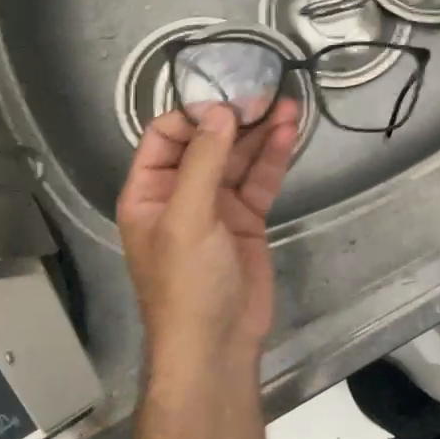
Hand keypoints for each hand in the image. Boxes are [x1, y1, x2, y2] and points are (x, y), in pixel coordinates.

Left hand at [117, 101, 300, 376]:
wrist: (217, 345)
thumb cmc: (186, 283)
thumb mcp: (187, 219)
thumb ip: (203, 161)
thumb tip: (220, 110)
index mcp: (149, 191)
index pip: (166, 136)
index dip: (194, 114)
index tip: (228, 98)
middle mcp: (181, 193)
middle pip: (208, 142)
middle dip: (235, 118)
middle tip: (265, 93)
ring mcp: (217, 206)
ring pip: (239, 158)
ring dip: (261, 133)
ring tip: (287, 105)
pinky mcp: (247, 219)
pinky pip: (259, 179)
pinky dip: (274, 156)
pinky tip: (290, 132)